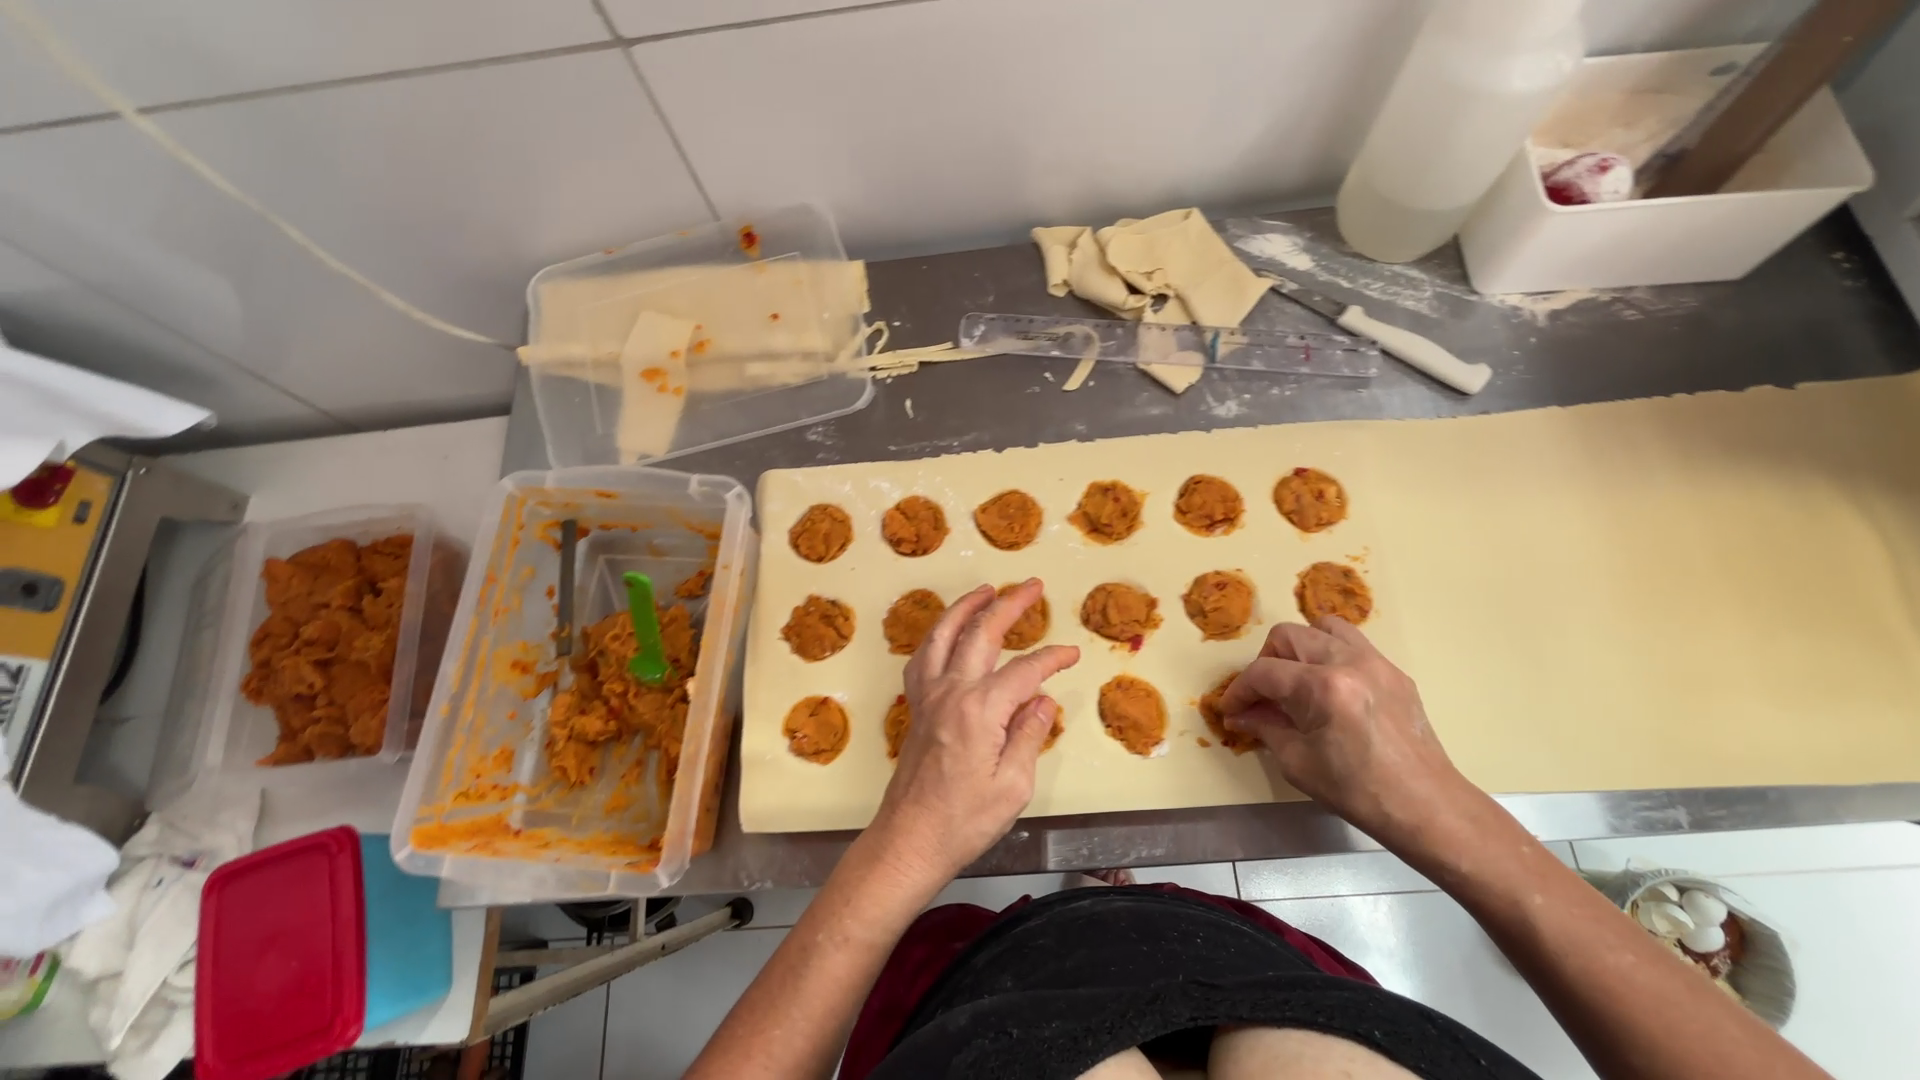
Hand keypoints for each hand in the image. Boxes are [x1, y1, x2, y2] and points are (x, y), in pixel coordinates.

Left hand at [872, 580, 1079, 880]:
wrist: (910, 840)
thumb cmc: (964, 821)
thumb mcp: (1013, 785)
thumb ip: (1029, 735)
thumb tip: (1043, 700)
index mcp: (979, 710)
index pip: (1025, 670)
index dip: (1052, 658)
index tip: (1072, 654)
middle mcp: (950, 692)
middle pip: (981, 634)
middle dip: (1010, 605)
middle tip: (1033, 586)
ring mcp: (928, 697)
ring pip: (943, 636)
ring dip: (966, 608)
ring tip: (985, 590)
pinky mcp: (916, 709)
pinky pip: (923, 658)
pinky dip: (937, 636)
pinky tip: (946, 633)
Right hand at [1221, 617, 1473, 847]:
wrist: (1425, 806)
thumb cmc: (1357, 791)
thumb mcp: (1297, 763)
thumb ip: (1265, 728)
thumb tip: (1241, 715)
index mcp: (1322, 688)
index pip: (1263, 672)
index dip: (1239, 691)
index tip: (1231, 710)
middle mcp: (1348, 662)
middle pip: (1288, 636)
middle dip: (1266, 663)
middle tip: (1263, 696)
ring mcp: (1376, 662)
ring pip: (1323, 627)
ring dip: (1300, 648)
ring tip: (1297, 680)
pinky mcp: (1394, 672)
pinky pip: (1352, 645)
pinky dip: (1330, 656)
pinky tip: (1329, 689)